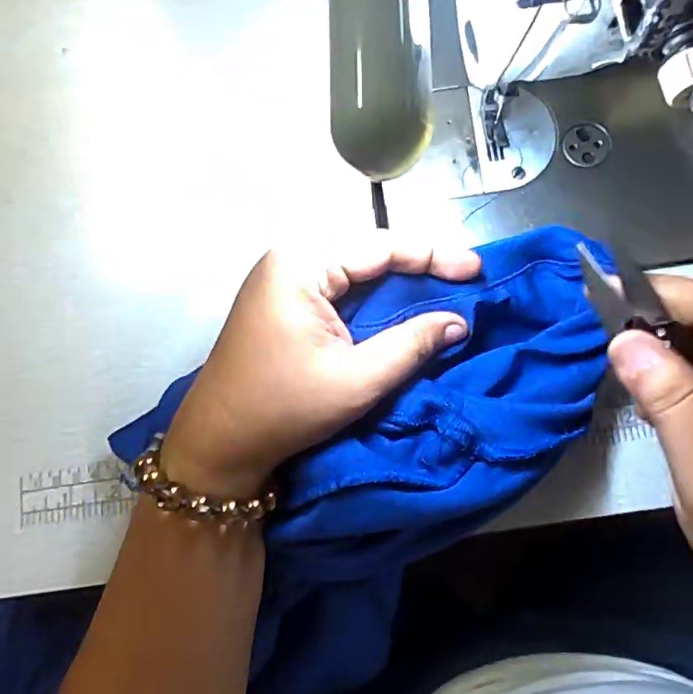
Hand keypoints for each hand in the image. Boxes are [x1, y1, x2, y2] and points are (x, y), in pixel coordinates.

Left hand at [162, 236, 481, 496]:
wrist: (216, 447)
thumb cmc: (284, 410)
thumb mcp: (358, 380)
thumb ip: (413, 344)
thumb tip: (460, 322)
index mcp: (302, 264)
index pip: (382, 246)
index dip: (434, 256)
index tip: (476, 269)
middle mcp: (292, 258)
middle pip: (371, 249)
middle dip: (421, 262)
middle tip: (467, 277)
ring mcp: (286, 276)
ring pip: (360, 264)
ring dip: (403, 276)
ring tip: (447, 284)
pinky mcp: (288, 297)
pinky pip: (345, 282)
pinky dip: (380, 292)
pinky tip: (408, 300)